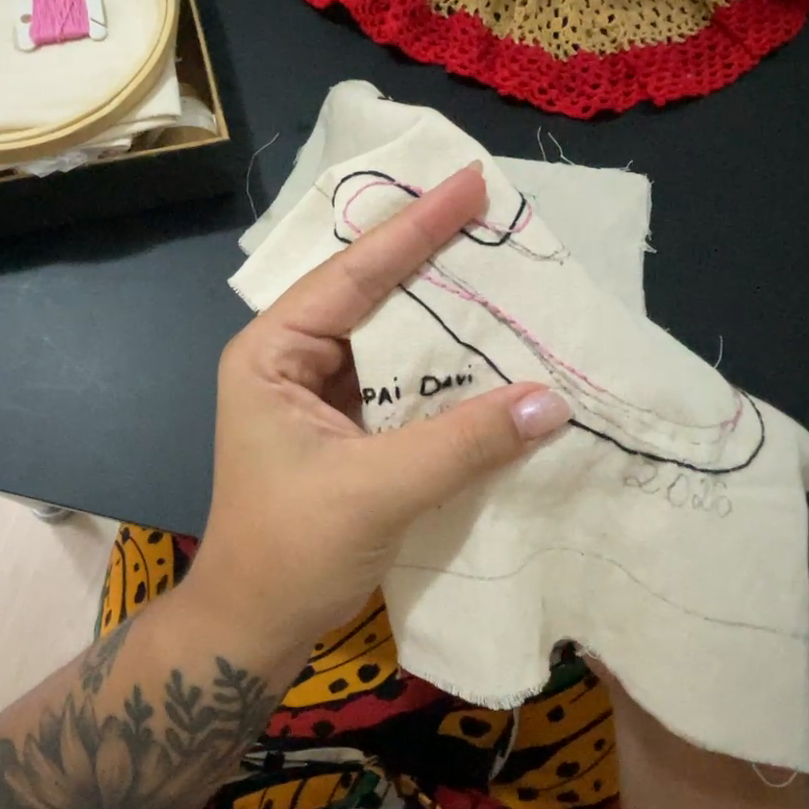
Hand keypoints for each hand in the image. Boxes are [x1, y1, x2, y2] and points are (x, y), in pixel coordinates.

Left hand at [186, 162, 572, 652]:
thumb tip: (553, 401)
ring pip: (389, 338)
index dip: (414, 228)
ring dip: (444, 316)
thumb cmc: (291, 552)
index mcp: (271, 353)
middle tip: (496, 218)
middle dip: (432, 260)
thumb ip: (464, 442)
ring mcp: (318, 393)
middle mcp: (291, 359)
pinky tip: (489, 351)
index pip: (352, 274)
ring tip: (505, 274)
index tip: (469, 182)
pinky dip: (443, 370)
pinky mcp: (345, 426)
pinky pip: (400, 382)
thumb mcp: (376, 490)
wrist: (255, 626)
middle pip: (371, 294)